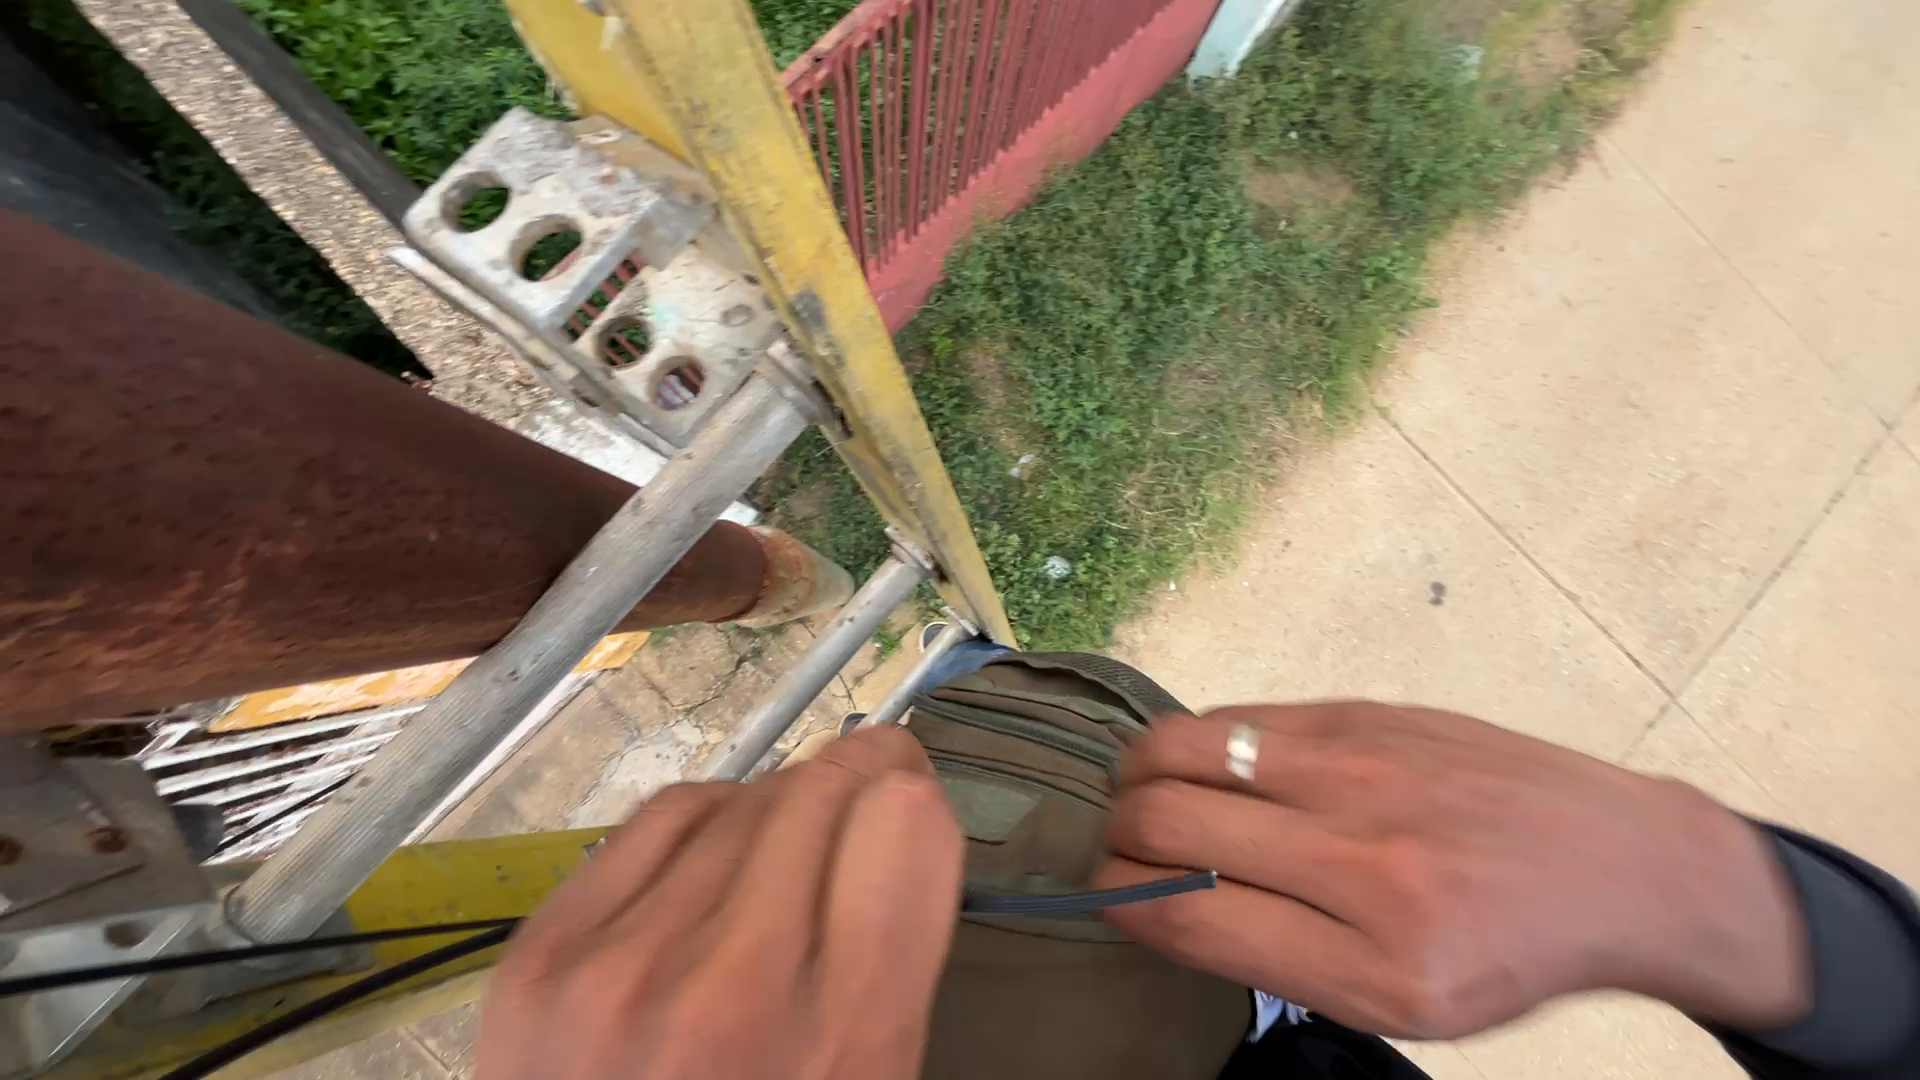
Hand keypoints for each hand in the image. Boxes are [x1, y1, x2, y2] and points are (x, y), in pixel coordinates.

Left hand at [478, 727, 964, 1079]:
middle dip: (852, 784)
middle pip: (823, 788)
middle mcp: (730, 991)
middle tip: (854, 804)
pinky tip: (715, 860)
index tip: (905, 794)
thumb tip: (890, 804)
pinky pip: (666, 813)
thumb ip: (897, 937)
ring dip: (779, 809)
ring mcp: (621, 969)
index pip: (904, 820)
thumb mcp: (878, 1073)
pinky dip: (709, 819)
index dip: (912, 795)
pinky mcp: (542, 956)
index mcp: (843, 1042)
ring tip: (780, 854)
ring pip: (746, 794)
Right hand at [1094, 703, 1811, 1038]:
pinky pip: (1228, 719)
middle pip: (1164, 824)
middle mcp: (1354, 851)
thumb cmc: (1505, 951)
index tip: (1105, 894)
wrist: (1620, 861)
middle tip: (1122, 848)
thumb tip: (1159, 900)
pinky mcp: (1351, 710)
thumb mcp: (1400, 1001)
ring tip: (1142, 794)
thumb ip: (1272, 954)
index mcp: (1373, 958)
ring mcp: (1351, 763)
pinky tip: (1206, 766)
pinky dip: (1191, 746)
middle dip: (1114, 840)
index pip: (1187, 917)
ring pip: (1176, 748)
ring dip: (1134, 776)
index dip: (1118, 901)